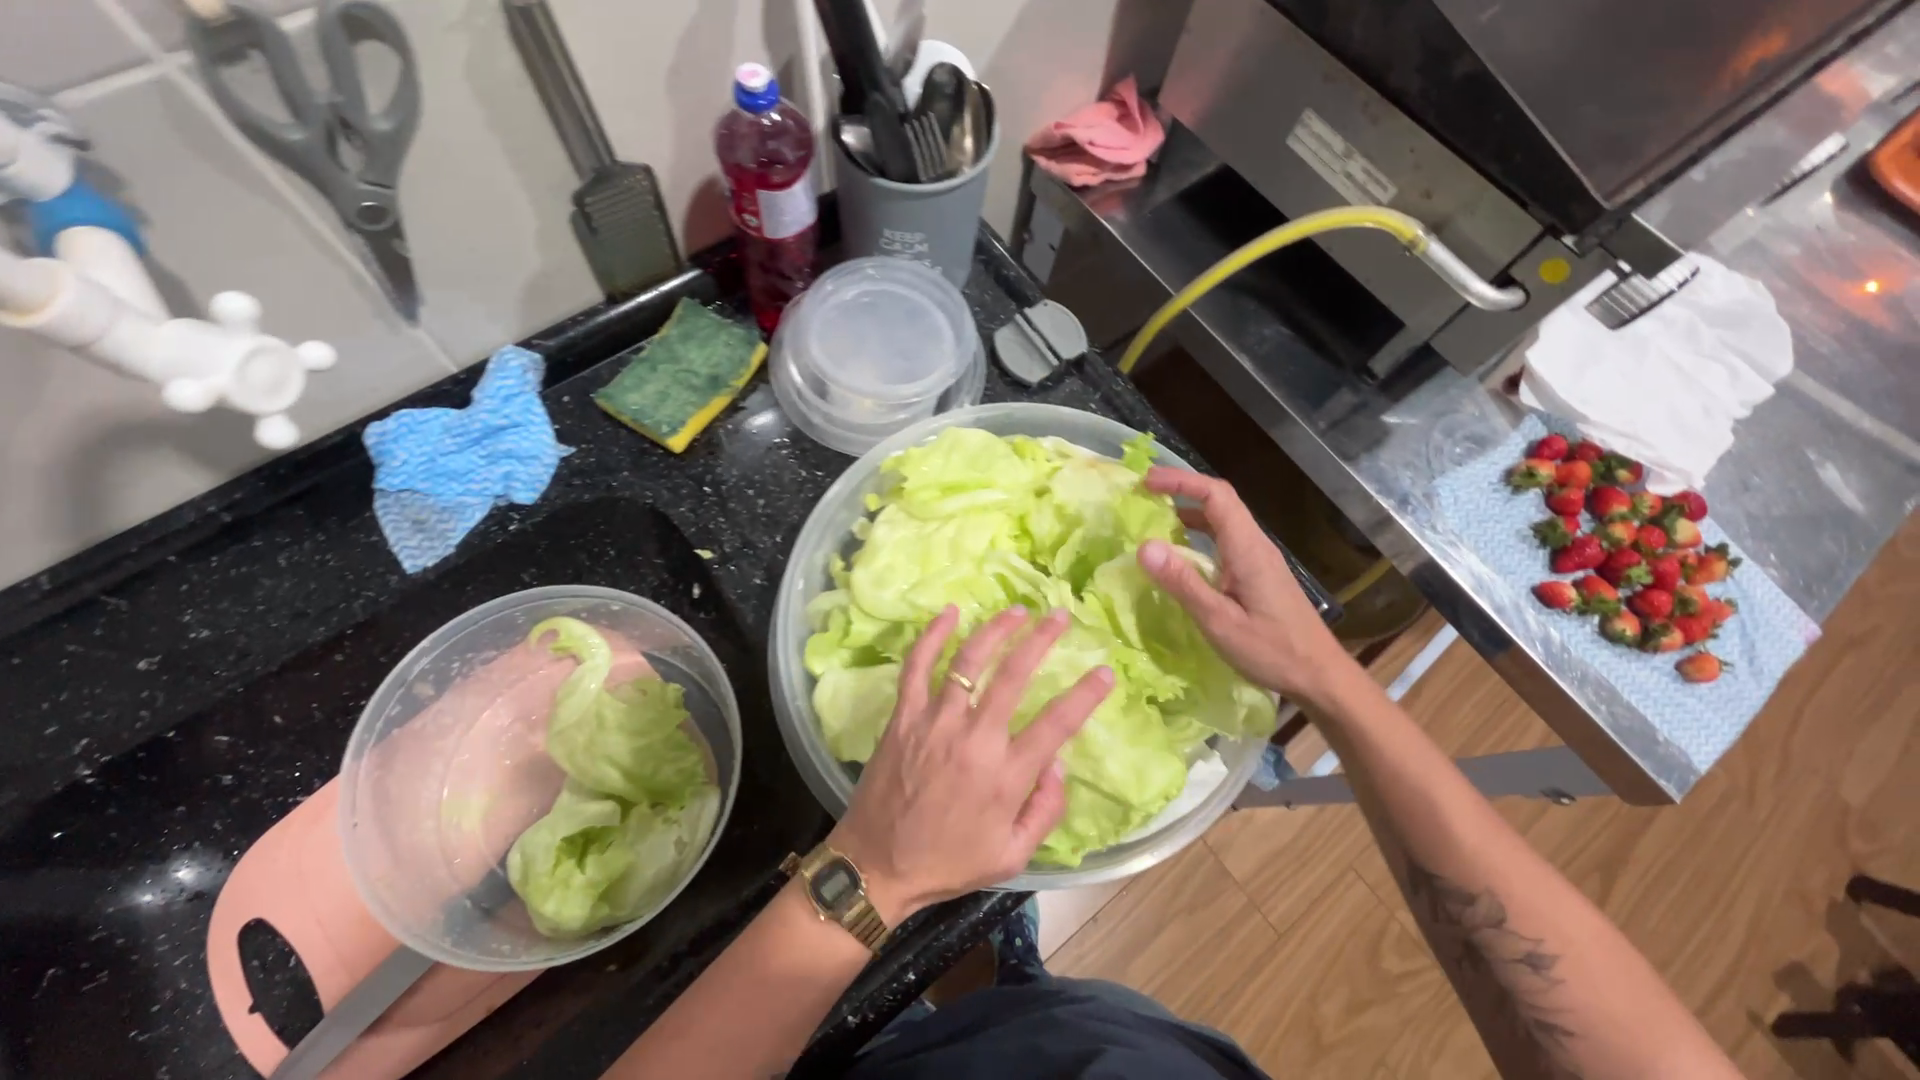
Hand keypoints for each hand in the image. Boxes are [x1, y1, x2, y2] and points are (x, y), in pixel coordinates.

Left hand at [829, 606, 1112, 923]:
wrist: (877, 865)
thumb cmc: (948, 863)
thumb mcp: (1013, 856)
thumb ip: (1045, 811)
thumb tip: (1058, 763)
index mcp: (1006, 776)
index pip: (1057, 723)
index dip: (1086, 694)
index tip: (1105, 671)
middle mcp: (974, 739)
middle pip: (1014, 675)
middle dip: (1042, 639)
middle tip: (1060, 617)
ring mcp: (935, 723)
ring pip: (969, 661)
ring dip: (996, 630)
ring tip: (1018, 611)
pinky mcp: (904, 717)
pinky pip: (917, 666)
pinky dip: (932, 636)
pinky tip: (948, 613)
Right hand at [1136, 467, 1351, 703]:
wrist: (1320, 675)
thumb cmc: (1271, 650)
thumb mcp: (1219, 622)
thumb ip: (1183, 583)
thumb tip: (1144, 547)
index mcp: (1248, 549)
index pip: (1216, 495)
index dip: (1181, 481)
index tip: (1146, 482)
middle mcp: (1256, 545)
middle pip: (1220, 501)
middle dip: (1182, 489)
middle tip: (1144, 493)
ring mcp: (1260, 559)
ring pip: (1224, 520)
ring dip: (1190, 511)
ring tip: (1156, 517)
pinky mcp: (1260, 574)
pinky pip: (1227, 540)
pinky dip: (1200, 534)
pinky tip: (1182, 552)